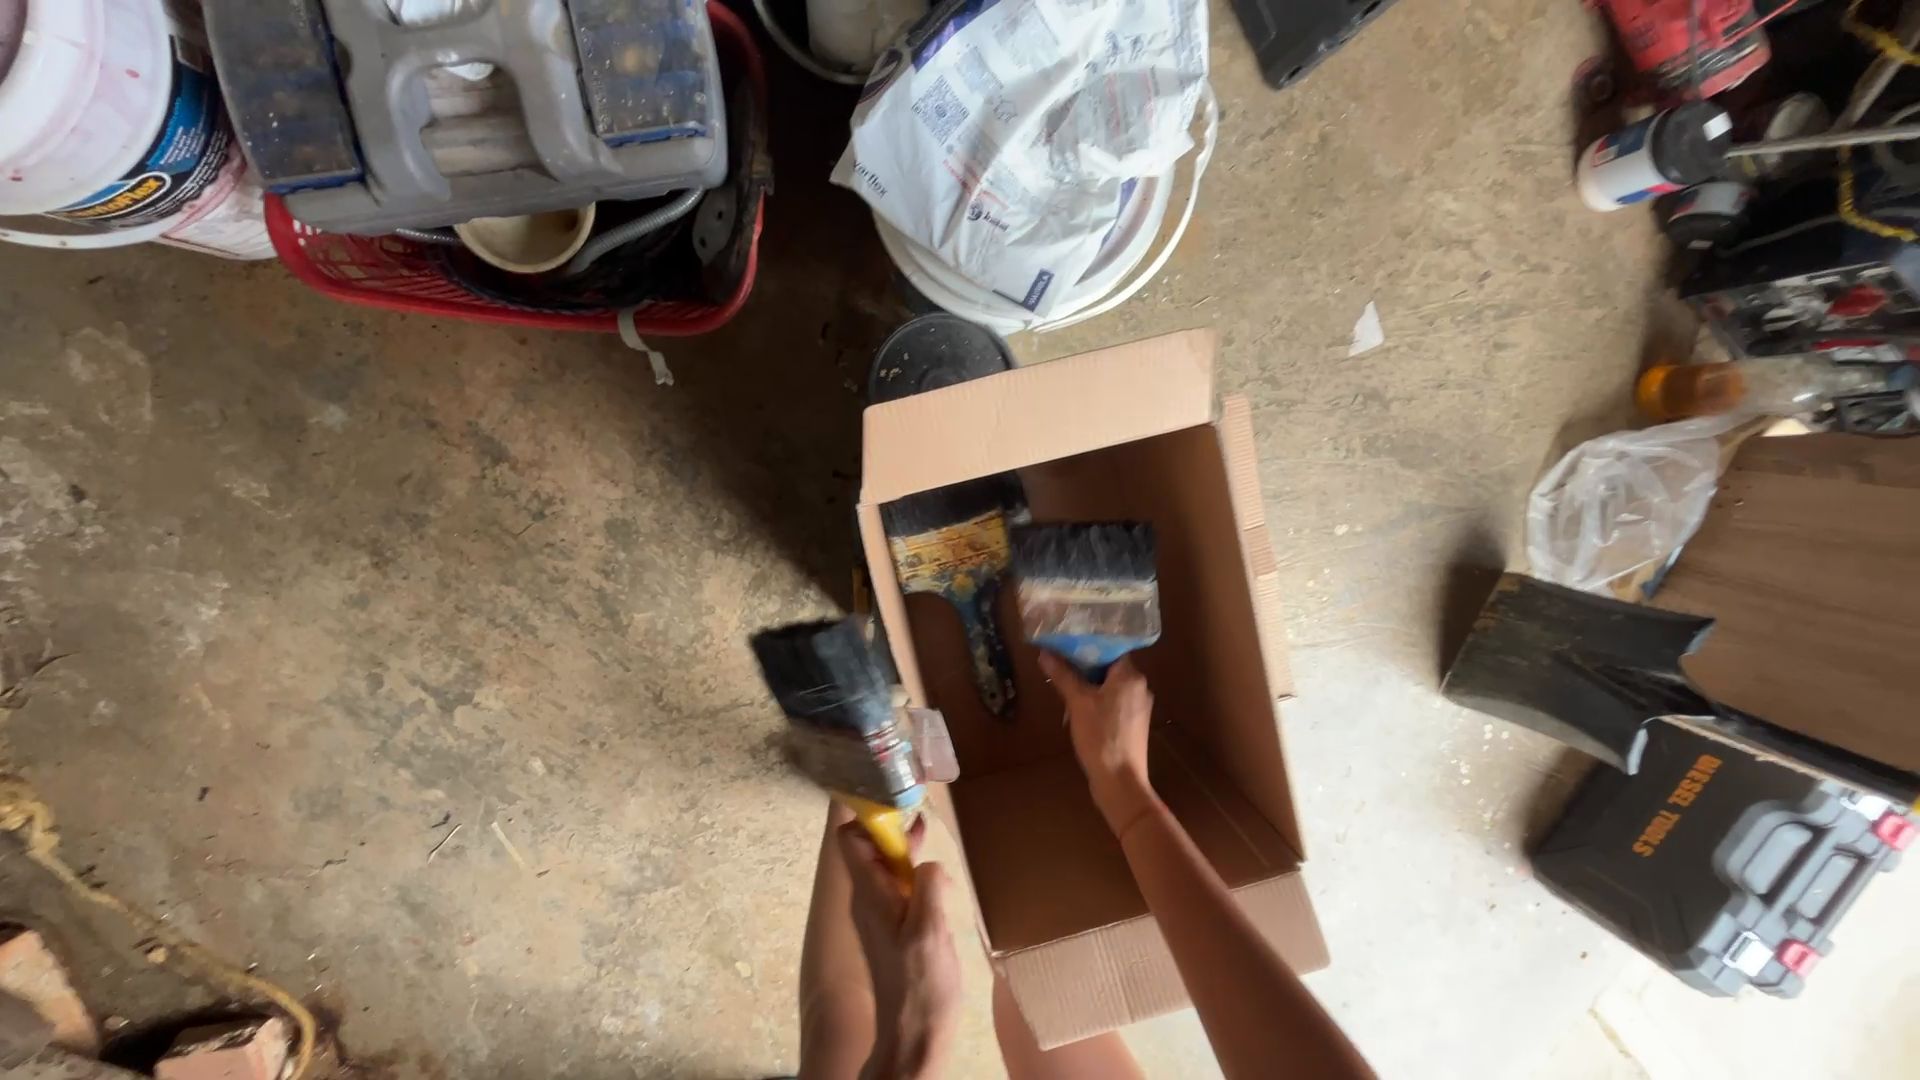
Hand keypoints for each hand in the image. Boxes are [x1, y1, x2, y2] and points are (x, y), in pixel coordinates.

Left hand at [837, 816, 961, 1079]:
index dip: (869, 816)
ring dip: (904, 850)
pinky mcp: (894, 928)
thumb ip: (928, 886)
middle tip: (919, 812)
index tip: (897, 801)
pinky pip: (897, 887)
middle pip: (869, 848)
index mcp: (870, 894)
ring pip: (885, 866)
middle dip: (891, 828)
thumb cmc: (921, 985)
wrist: (914, 1038)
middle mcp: (868, 899)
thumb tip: (927, 863)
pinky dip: (913, 873)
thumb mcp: (930, 930)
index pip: (851, 840)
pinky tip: (935, 876)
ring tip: (926, 832)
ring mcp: (880, 914)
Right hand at [1036, 652, 1155, 830]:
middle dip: (1085, 668)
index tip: (1067, 643)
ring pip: (1110, 687)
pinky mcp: (1134, 725)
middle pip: (1110, 667)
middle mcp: (1140, 688)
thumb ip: (1063, 675)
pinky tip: (1079, 712)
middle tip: (1060, 667)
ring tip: (1066, 690)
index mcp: (1131, 677)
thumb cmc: (1100, 736)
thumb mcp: (1077, 702)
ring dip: (1089, 687)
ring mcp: (1139, 708)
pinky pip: (1114, 703)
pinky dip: (1098, 702)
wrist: (1120, 781)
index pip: (1111, 648)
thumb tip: (1044, 652)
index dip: (1089, 645)